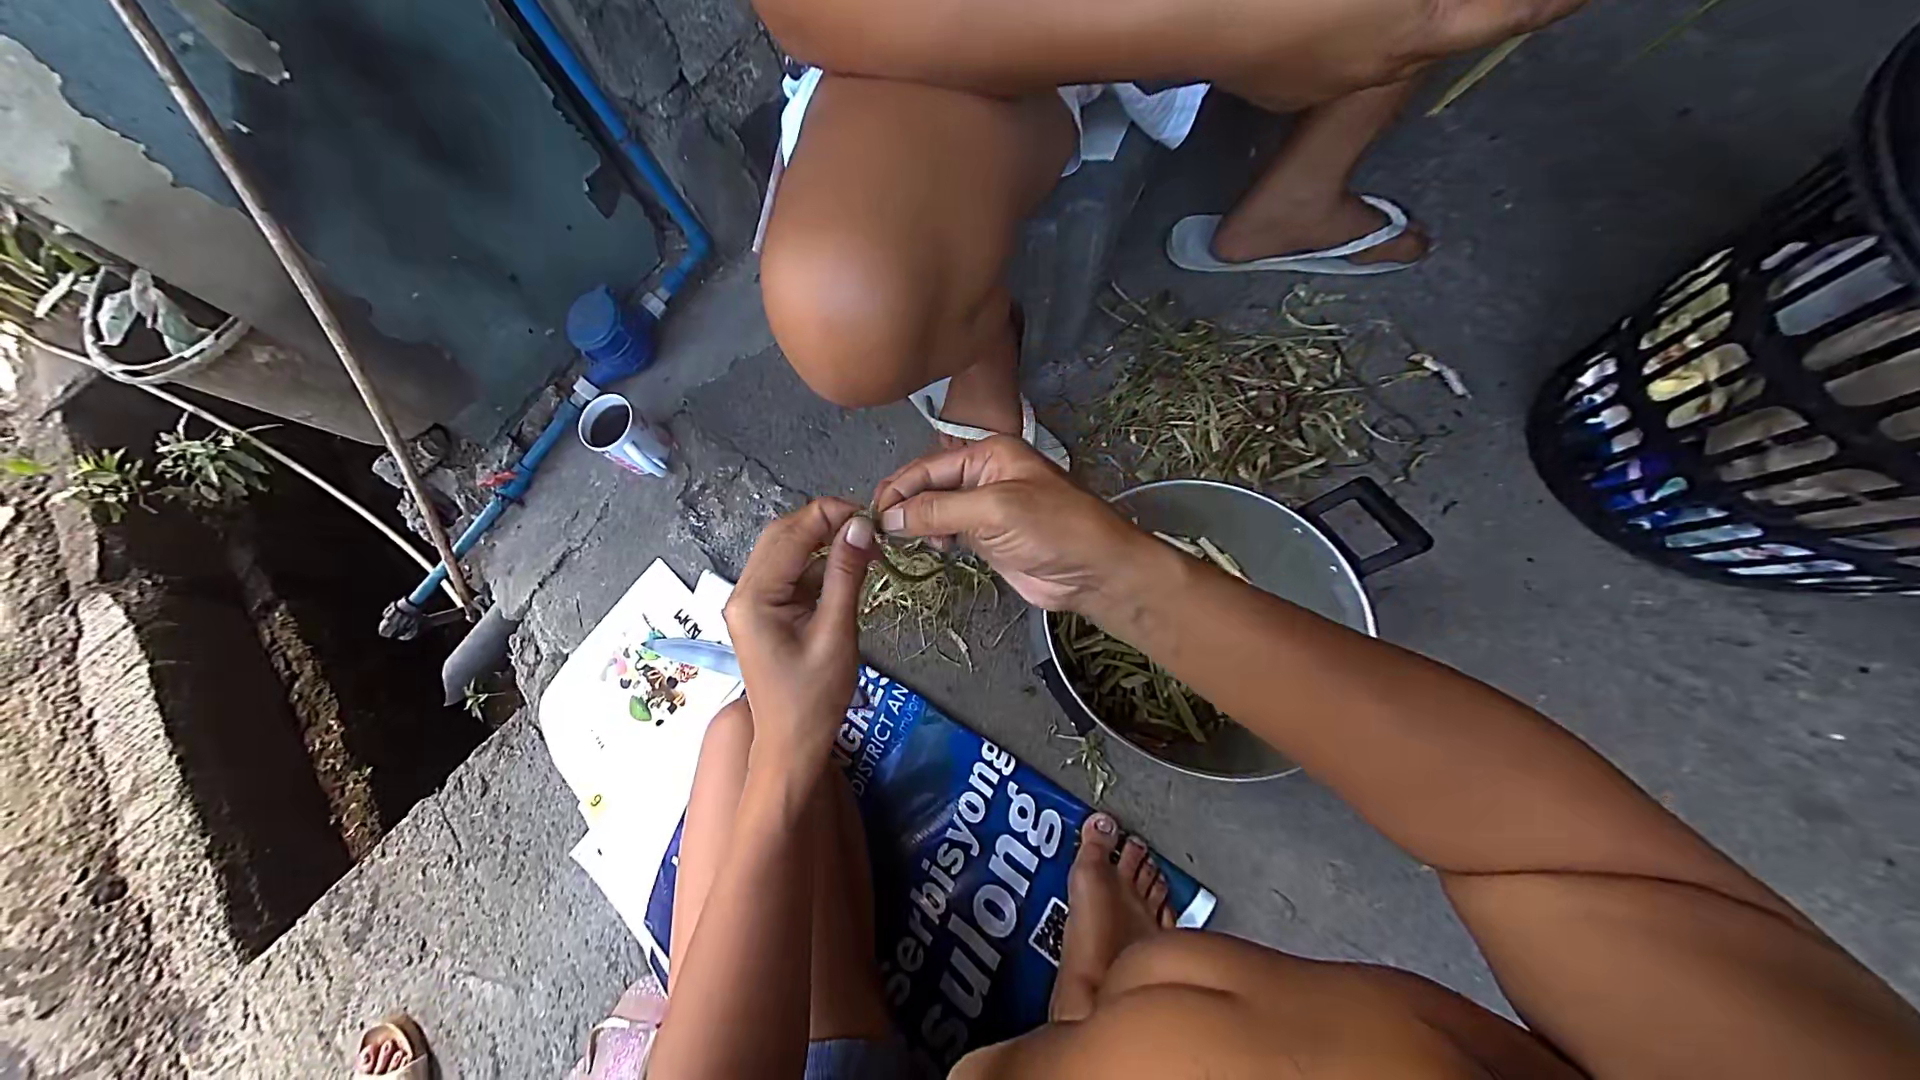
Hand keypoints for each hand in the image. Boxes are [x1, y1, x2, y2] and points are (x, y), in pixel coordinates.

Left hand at [724, 498, 875, 767]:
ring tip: (866, 548)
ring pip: (789, 552)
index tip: (870, 517)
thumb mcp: (836, 633)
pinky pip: (794, 574)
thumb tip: (861, 527)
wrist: (793, 743)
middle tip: (869, 529)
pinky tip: (850, 569)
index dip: (830, 515)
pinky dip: (821, 566)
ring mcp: (754, 602)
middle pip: (784, 536)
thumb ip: (847, 575)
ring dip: (825, 544)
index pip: (791, 534)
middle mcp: (745, 592)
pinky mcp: (768, 611)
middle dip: (826, 525)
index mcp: (754, 597)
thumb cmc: (814, 698)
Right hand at [871, 436, 1150, 612]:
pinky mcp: (987, 539)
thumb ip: (938, 510)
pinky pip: (949, 533)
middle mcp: (983, 477)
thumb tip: (889, 516)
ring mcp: (984, 509)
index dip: (899, 488)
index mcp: (987, 455)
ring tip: (905, 541)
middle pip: (928, 487)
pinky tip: (934, 549)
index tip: (874, 512)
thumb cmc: (1054, 528)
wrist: (1095, 571)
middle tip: (881, 530)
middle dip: (905, 506)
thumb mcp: (994, 510)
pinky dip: (935, 541)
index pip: (928, 466)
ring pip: (935, 512)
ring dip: (918, 525)